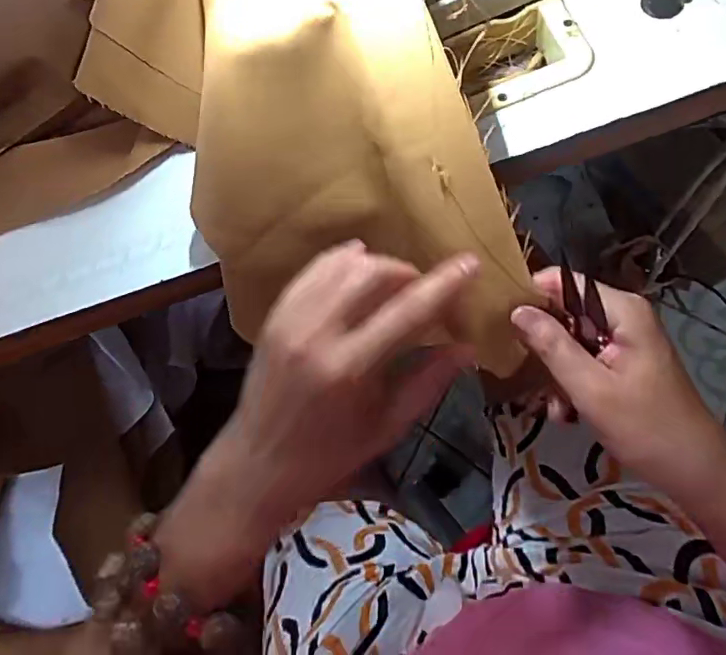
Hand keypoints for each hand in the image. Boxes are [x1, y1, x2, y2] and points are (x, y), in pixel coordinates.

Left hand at [221, 242, 476, 521]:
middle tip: (423, 291)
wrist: (255, 466)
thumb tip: (468, 347)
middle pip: (373, 274)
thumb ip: (429, 382)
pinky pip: (315, 268)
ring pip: (344, 264)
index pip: (408, 312)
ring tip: (393, 284)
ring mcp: (291, 320)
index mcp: (350, 370)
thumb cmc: (329, 456)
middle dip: (408, 273)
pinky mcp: (276, 313)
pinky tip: (361, 262)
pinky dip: (343, 259)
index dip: (444, 284)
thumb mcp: (387, 427)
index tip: (470, 263)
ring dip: (378, 265)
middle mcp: (317, 335)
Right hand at [510, 269, 725, 497]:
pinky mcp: (625, 362)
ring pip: (573, 338)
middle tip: (529, 374)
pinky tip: (566, 413)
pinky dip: (573, 381)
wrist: (699, 475)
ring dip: (557, 370)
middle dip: (545, 343)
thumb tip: (517, 310)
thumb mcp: (591, 389)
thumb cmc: (647, 429)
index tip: (505, 321)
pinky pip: (587, 358)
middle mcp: (624, 315)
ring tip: (553, 407)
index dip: (534, 294)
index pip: (566, 281)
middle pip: (568, 310)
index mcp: (623, 310)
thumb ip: (552, 346)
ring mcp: (626, 339)